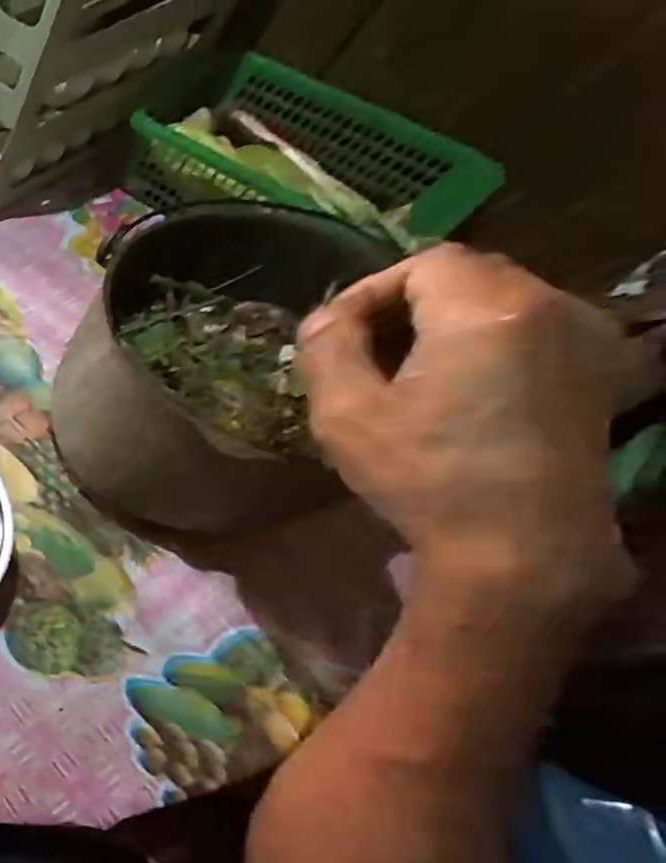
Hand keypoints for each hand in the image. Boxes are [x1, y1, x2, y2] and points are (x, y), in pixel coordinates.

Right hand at [297, 245, 652, 609]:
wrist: (516, 539)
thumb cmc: (420, 472)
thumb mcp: (345, 413)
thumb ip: (327, 350)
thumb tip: (325, 317)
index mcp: (488, 312)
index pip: (426, 262)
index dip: (369, 289)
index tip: (332, 334)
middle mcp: (554, 306)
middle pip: (468, 274)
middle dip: (402, 305)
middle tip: (356, 352)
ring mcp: (588, 337)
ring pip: (501, 299)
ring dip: (440, 323)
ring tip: (398, 372)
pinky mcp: (598, 368)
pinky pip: (531, 328)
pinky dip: (481, 341)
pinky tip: (452, 386)